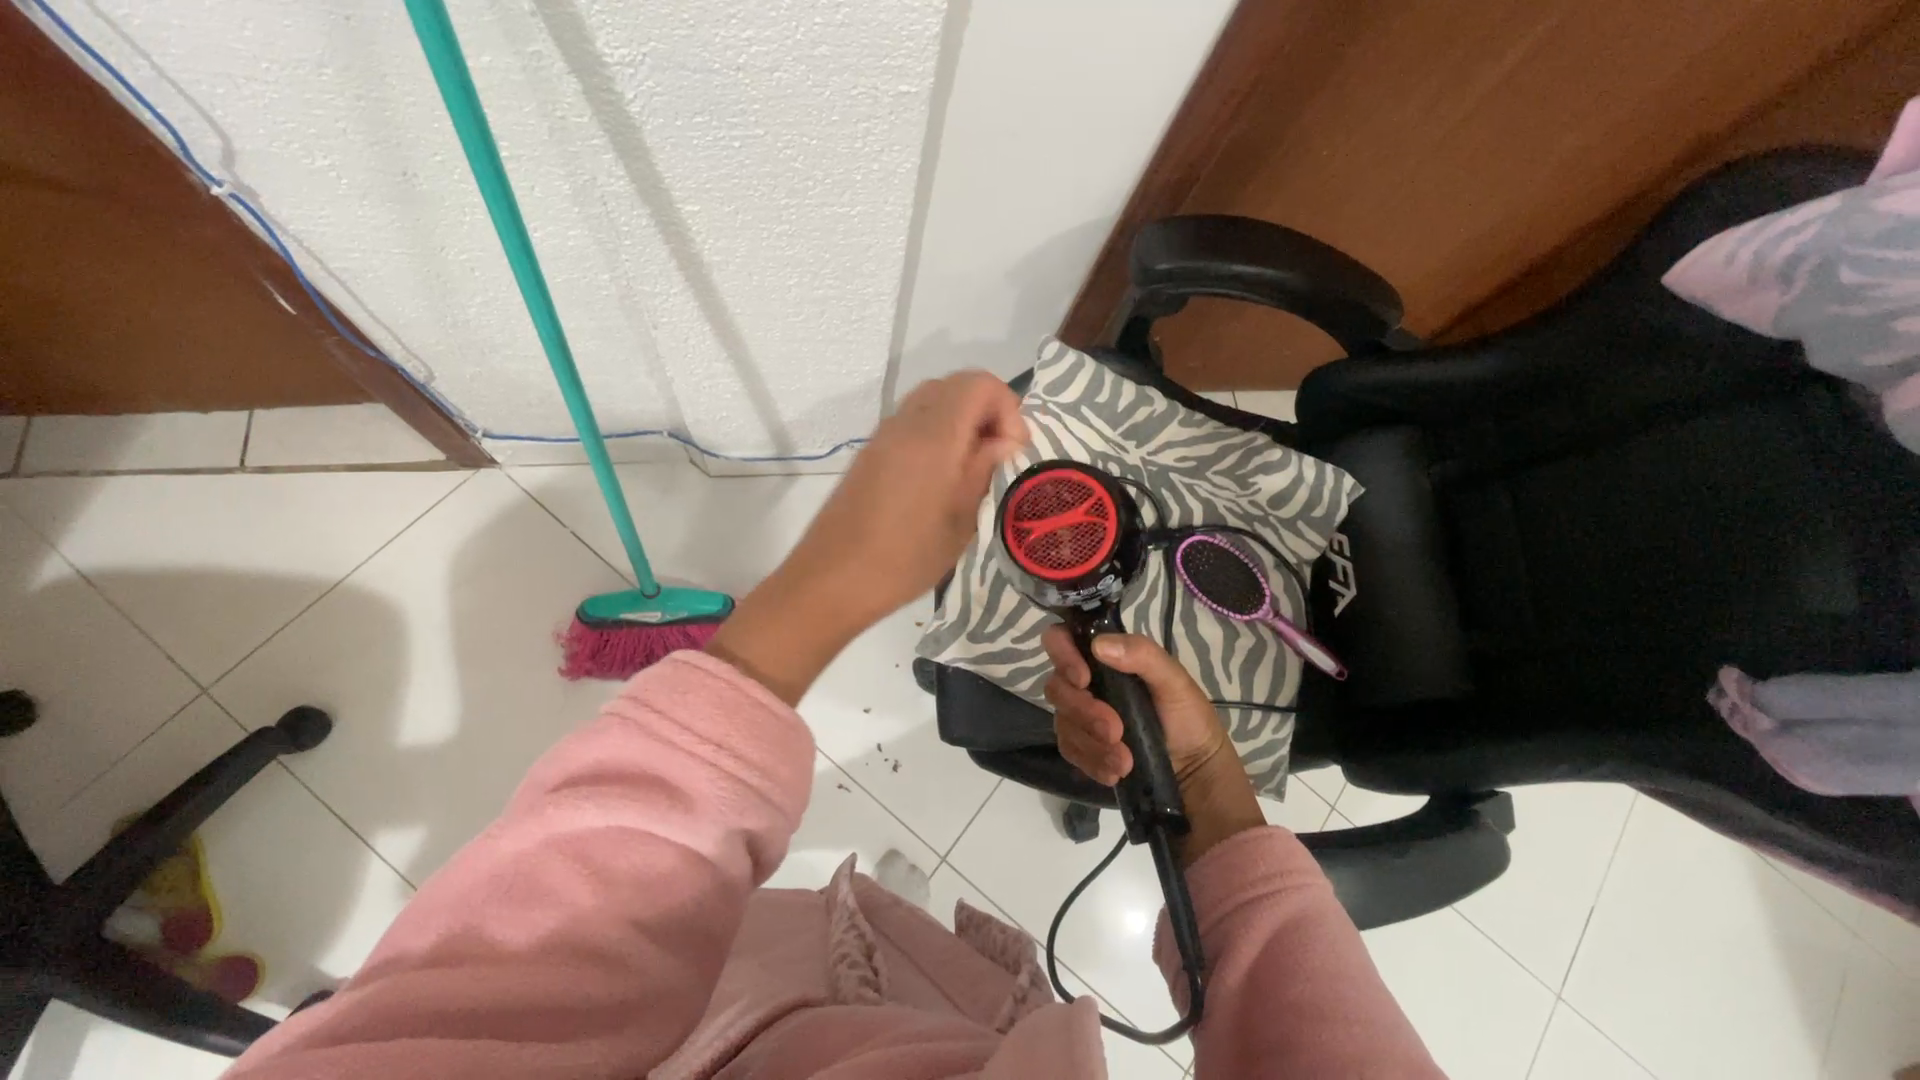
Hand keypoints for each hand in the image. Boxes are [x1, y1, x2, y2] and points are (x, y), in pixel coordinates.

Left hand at [710, 371, 1025, 703]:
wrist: (832, 579)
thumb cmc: (905, 558)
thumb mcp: (961, 520)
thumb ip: (984, 470)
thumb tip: (1002, 443)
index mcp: (934, 435)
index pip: (980, 384)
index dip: (1007, 410)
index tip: (1011, 453)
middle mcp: (906, 423)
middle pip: (955, 385)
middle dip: (986, 412)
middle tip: (996, 457)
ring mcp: (883, 436)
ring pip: (931, 401)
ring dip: (960, 422)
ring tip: (970, 470)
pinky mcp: (869, 454)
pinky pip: (910, 423)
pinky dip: (935, 434)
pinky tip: (938, 480)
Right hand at [1041, 627, 1231, 787]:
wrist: (1194, 768)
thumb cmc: (1187, 715)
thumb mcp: (1174, 680)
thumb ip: (1143, 655)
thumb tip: (1099, 645)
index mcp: (1104, 657)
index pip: (1060, 640)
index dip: (1062, 655)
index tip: (1083, 679)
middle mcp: (1085, 683)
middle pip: (1057, 688)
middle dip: (1084, 712)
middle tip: (1116, 731)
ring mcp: (1080, 716)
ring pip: (1063, 723)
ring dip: (1092, 744)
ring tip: (1126, 761)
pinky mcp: (1081, 747)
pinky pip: (1070, 752)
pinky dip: (1092, 763)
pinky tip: (1116, 771)